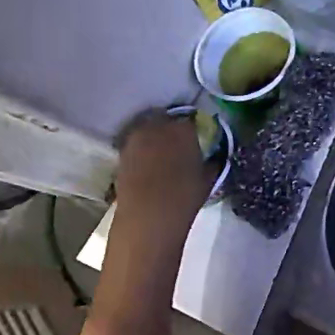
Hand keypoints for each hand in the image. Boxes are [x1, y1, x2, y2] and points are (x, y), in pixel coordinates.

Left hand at [113, 111, 210, 239]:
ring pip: (148, 129)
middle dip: (171, 130)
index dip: (194, 131)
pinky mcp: (121, 151)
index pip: (191, 121)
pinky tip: (147, 165)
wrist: (148, 214)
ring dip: (154, 137)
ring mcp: (137, 137)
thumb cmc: (184, 196)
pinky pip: (135, 143)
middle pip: (166, 120)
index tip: (196, 142)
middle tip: (178, 146)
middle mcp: (158, 126)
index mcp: (184, 129)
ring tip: (161, 155)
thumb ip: (211, 163)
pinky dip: (141, 150)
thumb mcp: (207, 179)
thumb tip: (213, 158)